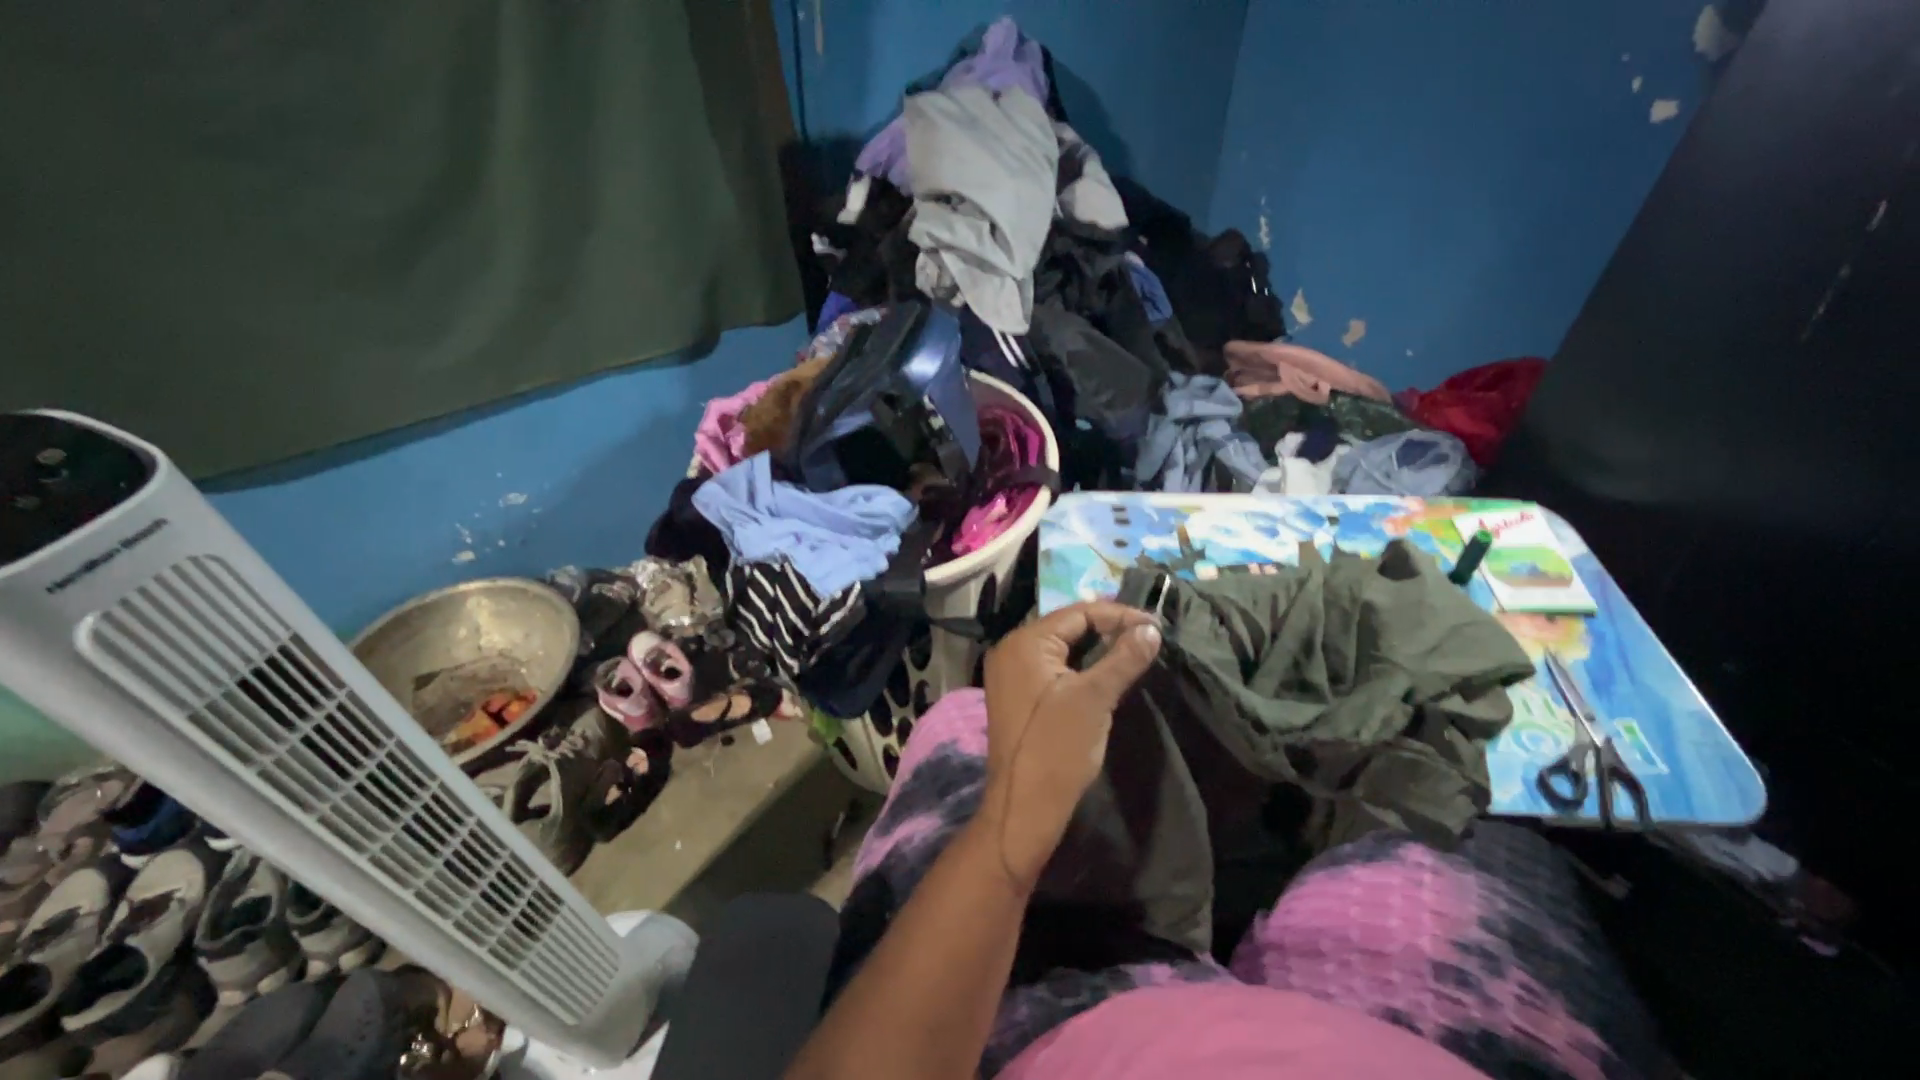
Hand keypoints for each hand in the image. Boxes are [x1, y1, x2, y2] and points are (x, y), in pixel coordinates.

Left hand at [975, 602, 1162, 891]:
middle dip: (1108, 629)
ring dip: (1096, 649)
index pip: (1077, 613)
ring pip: (1061, 648)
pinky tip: (1106, 674)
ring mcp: (1010, 675)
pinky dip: (1081, 667)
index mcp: (1024, 642)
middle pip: (1067, 627)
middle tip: (1148, 637)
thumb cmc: (1058, 748)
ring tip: (1134, 652)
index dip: (1119, 615)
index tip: (1156, 627)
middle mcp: (1011, 650)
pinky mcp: (1017, 697)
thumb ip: (1123, 658)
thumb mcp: (1095, 698)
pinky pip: (1052, 668)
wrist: (1024, 807)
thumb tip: (1151, 630)